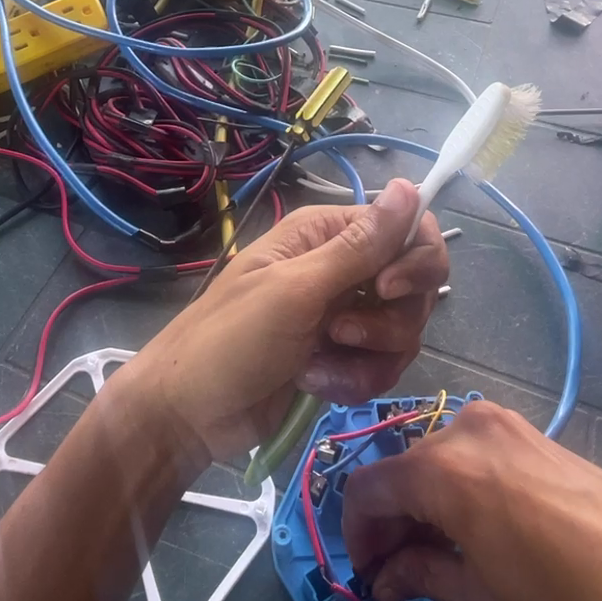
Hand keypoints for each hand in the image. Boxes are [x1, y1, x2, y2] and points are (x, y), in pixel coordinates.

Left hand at [113, 179, 448, 464]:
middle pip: (411, 286)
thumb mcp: (296, 289)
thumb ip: (359, 246)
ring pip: (401, 331)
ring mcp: (341, 315)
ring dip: (366, 358)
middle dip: (387, 321)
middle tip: (339, 334)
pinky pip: (381, 365)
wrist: (190, 413)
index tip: (388, 289)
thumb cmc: (232, 339)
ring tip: (316, 366)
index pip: (406, 229)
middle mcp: (338, 267)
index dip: (412, 259)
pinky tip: (314, 385)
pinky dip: (353, 380)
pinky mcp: (341, 358)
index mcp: (324, 233)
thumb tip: (409, 186)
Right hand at [343, 401, 601, 600]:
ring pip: (439, 457)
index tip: (366, 570)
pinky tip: (480, 530)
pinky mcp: (537, 434)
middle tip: (398, 569)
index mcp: (444, 468)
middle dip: (393, 519)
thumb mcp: (489, 599)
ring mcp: (506, 425)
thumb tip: (387, 576)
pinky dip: (462, 487)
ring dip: (426, 501)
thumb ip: (425, 575)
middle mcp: (467, 428)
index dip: (356, 532)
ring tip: (441, 554)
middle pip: (403, 468)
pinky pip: (477, 453)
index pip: (368, 487)